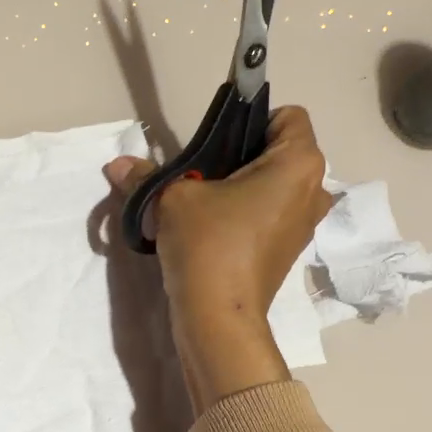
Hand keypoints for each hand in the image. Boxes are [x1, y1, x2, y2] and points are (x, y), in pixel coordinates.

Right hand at [106, 106, 331, 413]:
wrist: (217, 315)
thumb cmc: (207, 245)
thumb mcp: (170, 201)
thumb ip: (146, 177)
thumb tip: (117, 164)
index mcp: (298, 162)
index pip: (287, 116)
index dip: (247, 123)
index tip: (212, 149)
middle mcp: (314, 188)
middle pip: (278, 154)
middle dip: (239, 160)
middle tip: (199, 181)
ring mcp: (304, 223)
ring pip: (273, 188)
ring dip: (241, 192)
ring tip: (203, 211)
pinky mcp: (288, 251)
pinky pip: (268, 218)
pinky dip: (243, 219)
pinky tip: (212, 237)